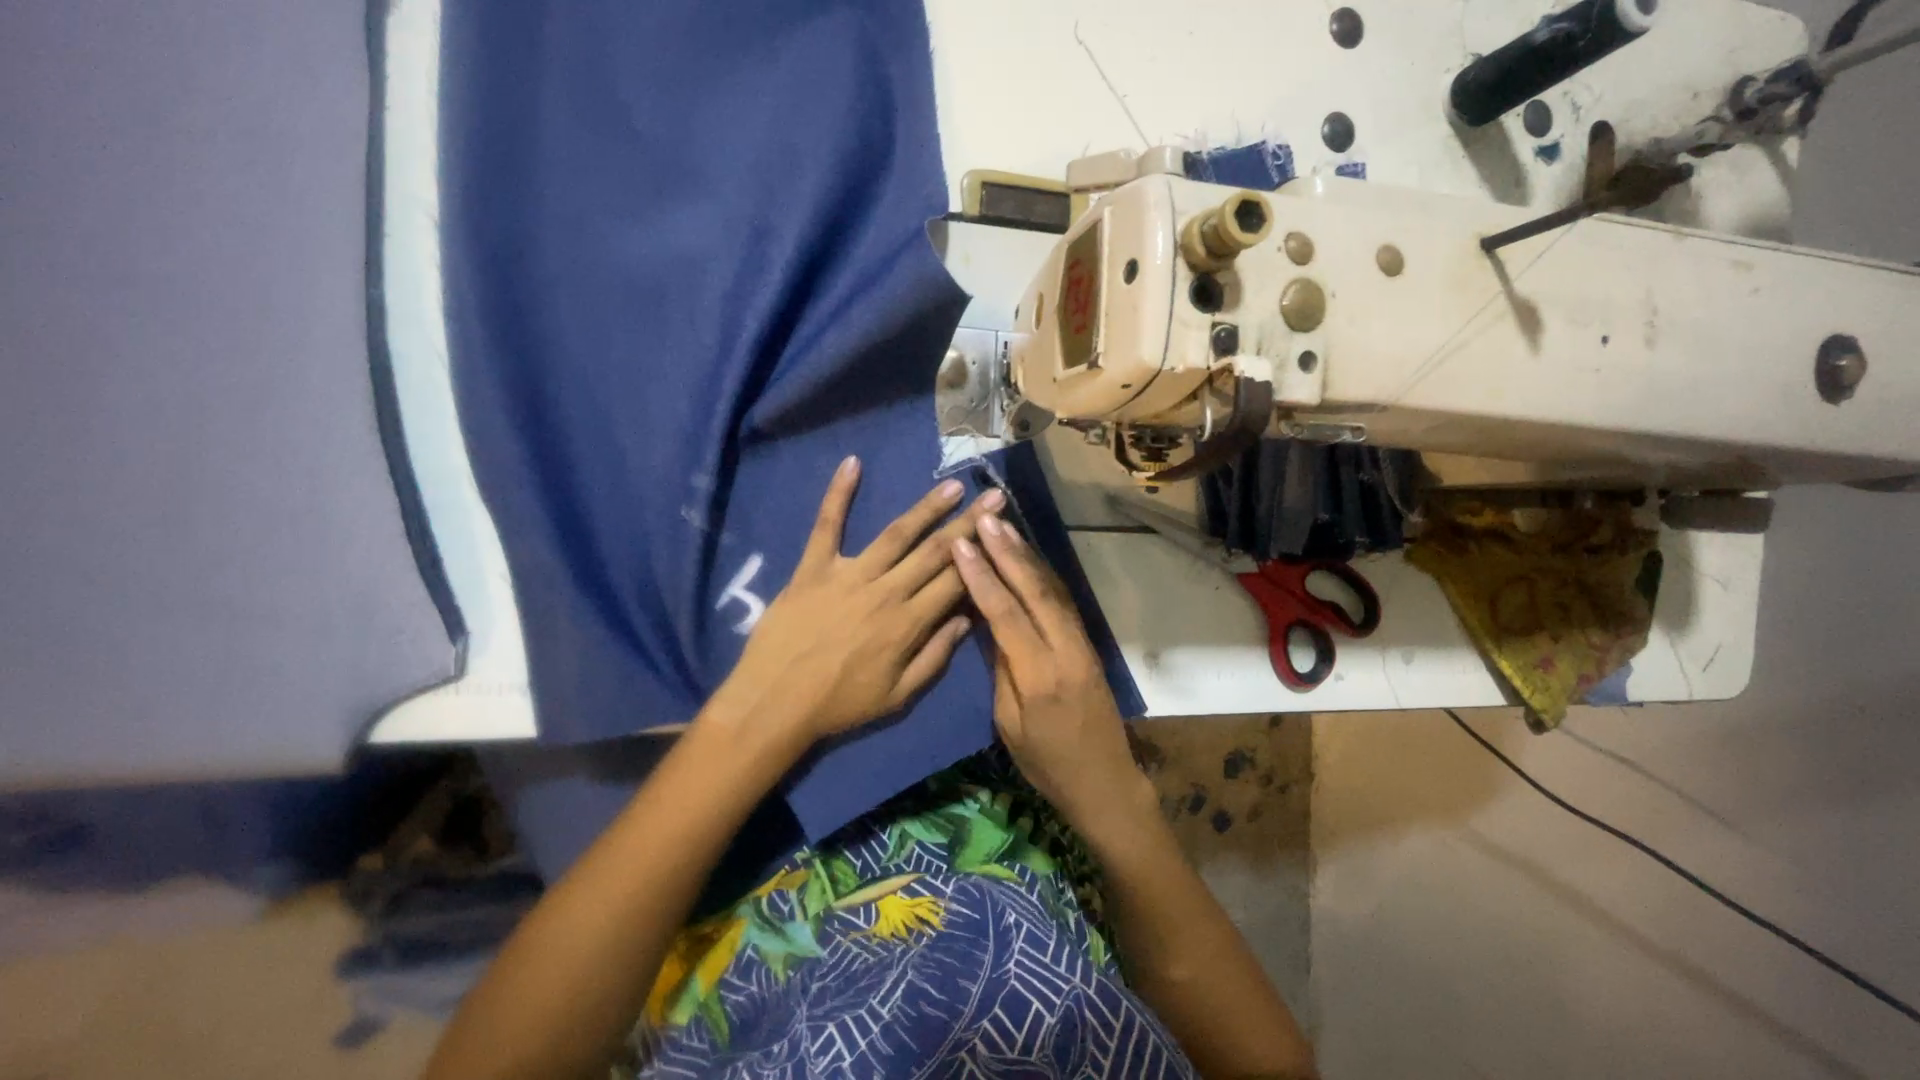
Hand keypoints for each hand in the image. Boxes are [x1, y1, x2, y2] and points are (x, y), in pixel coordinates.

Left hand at [712, 456, 1003, 746]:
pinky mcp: (812, 567)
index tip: (1001, 531)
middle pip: (934, 552)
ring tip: (951, 485)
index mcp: (908, 624)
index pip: (954, 581)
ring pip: (896, 534)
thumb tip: (968, 619)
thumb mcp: (897, 696)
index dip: (981, 555)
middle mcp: (885, 591)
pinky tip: (852, 463)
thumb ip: (935, 656)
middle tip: (993, 496)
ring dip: (925, 508)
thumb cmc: (839, 705)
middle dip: (967, 523)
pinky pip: (827, 525)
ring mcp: (847, 575)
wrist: (775, 703)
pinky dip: (838, 494)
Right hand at [951, 515, 1149, 823]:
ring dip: (1027, 557)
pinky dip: (1043, 576)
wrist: (1105, 783)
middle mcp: (1065, 651)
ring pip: (1053, 591)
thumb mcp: (1010, 725)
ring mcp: (1083, 645)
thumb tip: (991, 627)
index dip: (983, 577)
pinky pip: (1063, 603)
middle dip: (1008, 552)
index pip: (1006, 614)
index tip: (962, 544)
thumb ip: (1002, 671)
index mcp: (1039, 675)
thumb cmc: (1047, 765)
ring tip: (1003, 527)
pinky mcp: (1089, 647)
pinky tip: (1028, 559)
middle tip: (985, 519)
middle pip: (1035, 591)